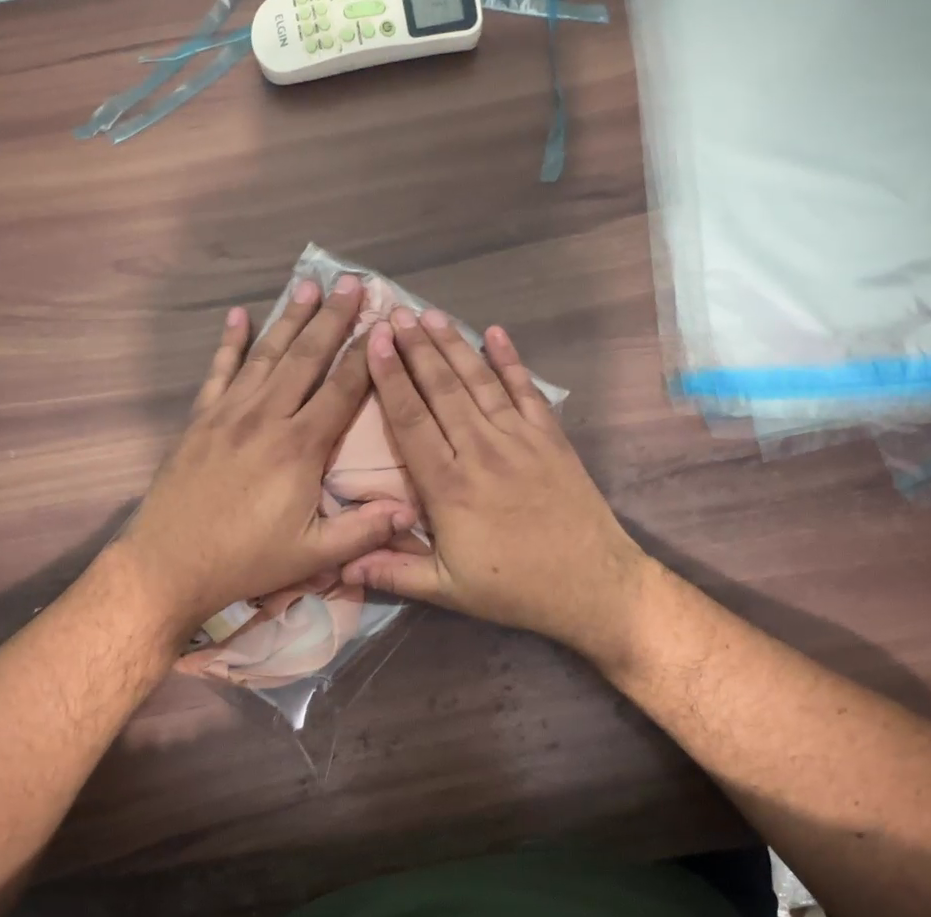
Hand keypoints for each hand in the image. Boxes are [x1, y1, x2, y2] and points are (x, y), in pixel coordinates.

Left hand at [115, 275, 414, 636]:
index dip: (366, 355)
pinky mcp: (199, 420)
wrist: (170, 563)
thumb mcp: (313, 555)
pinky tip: (238, 315)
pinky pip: (218, 371)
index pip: (342, 389)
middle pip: (306, 358)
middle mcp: (266, 417)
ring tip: (309, 286)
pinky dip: (230, 342)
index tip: (384, 322)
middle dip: (332, 319)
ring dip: (289, 319)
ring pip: (265, 356)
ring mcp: (228, 414)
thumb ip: (363, 532)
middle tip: (352, 282)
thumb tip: (410, 511)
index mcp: (299, 447)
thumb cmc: (246, 561)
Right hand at [340, 310, 652, 667]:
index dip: (389, 379)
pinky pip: (526, 390)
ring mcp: (520, 440)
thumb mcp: (447, 590)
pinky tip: (495, 334)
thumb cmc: (514, 589)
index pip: (410, 421)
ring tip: (430, 314)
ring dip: (453, 346)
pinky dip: (510, 361)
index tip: (373, 342)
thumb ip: (393, 571)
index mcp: (448, 486)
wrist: (591, 584)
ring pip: (479, 382)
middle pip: (442, 390)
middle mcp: (481, 451)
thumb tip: (339, 565)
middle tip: (394, 312)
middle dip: (416, 349)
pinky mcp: (550, 439)